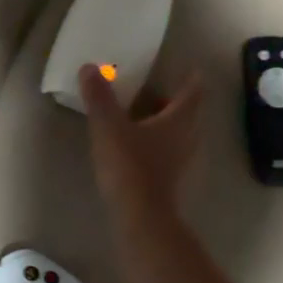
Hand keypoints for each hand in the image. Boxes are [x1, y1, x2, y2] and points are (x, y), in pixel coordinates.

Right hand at [78, 63, 203, 215]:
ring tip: (139, 116)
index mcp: (180, 119)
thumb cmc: (130, 165)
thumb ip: (100, 97)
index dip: (191, 78)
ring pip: (178, 133)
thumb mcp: (108, 126)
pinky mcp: (172, 179)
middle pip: (186, 112)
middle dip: (170, 100)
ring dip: (163, 123)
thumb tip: (90, 67)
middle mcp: (188, 137)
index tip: (187, 68)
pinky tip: (136, 146)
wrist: (141, 215)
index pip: (193, 92)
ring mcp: (183, 160)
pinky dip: (156, 143)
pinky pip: (168, 152)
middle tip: (151, 90)